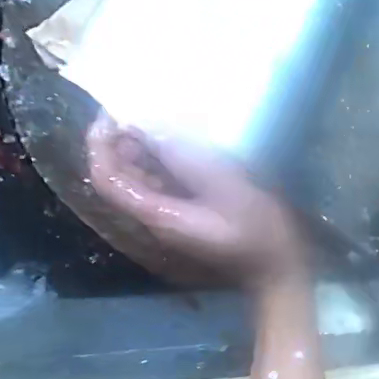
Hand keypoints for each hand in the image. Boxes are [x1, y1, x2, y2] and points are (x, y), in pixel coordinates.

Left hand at [86, 118, 306, 291]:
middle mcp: (155, 221)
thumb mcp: (226, 185)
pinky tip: (176, 146)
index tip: (109, 115)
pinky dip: (158, 164)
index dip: (99, 146)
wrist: (279, 267)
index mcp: (159, 215)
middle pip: (119, 180)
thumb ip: (185, 158)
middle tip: (136, 112)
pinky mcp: (185, 219)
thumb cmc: (259, 228)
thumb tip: (151, 133)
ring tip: (155, 122)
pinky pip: (159, 188)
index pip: (108, 180)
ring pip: (138, 183)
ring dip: (138, 152)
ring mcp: (170, 222)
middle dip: (118, 144)